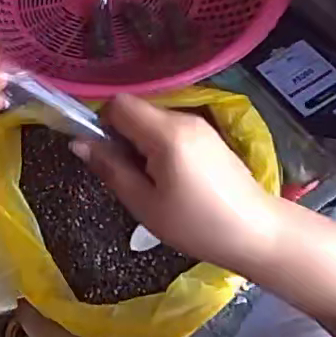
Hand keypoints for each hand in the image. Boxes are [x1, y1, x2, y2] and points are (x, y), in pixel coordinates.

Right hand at [71, 95, 289, 273]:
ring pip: (153, 121)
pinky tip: (174, 181)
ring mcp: (200, 125)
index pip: (119, 103)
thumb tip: (78, 143)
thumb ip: (110, 169)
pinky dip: (161, 148)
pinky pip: (172, 130)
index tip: (107, 156)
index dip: (104, 125)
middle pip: (137, 111)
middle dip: (123, 137)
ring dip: (142, 144)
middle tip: (132, 178)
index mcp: (166, 133)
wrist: (257, 232)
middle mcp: (184, 119)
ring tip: (154, 184)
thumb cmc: (197, 224)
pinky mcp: (210, 136)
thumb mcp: (145, 204)